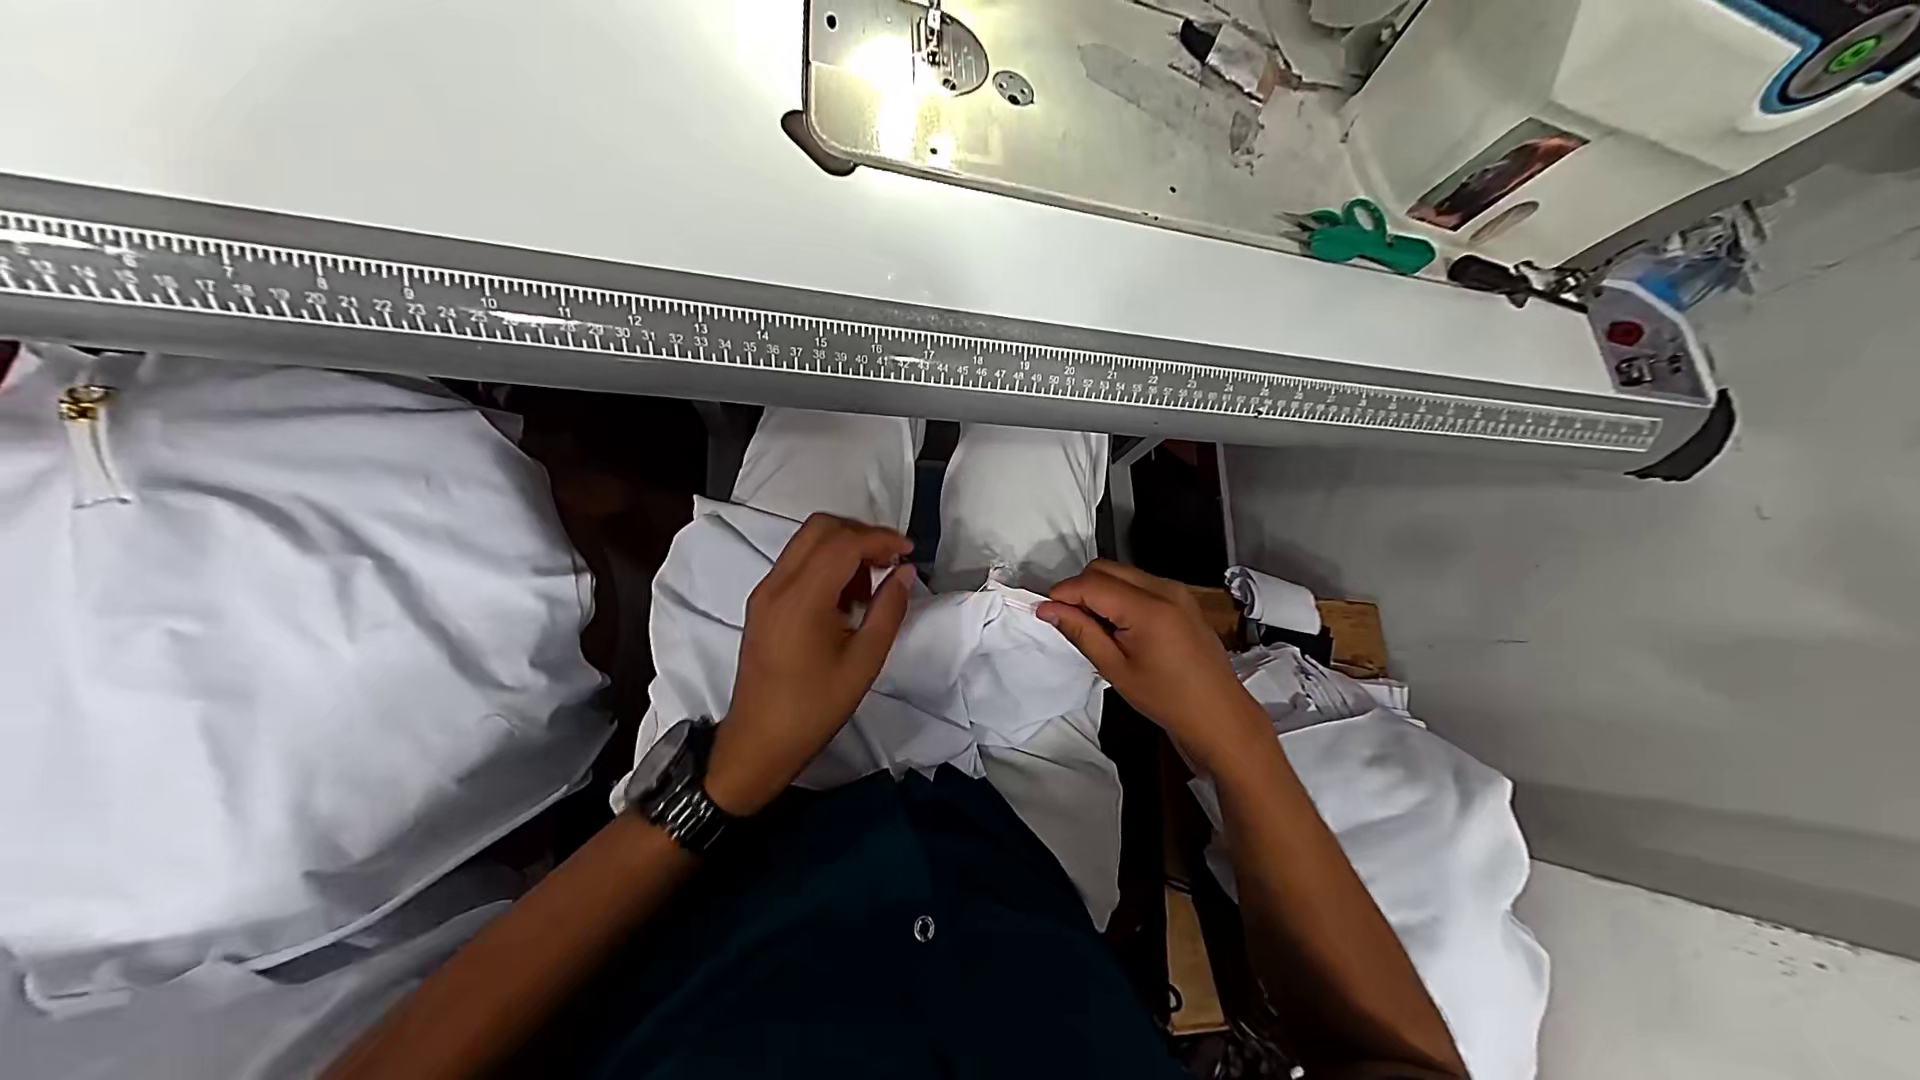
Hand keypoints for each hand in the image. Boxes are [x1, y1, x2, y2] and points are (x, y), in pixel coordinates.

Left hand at [707, 513, 914, 814]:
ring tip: (871, 586)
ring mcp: (764, 592)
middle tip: (891, 561)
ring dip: (843, 548)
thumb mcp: (864, 661)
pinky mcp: (762, 604)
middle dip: (861, 534)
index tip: (909, 552)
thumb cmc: (814, 708)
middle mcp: (776, 585)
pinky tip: (846, 598)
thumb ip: (888, 609)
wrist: (758, 743)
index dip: (881, 539)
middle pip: (821, 528)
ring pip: (807, 542)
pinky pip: (796, 564)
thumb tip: (905, 572)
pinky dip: (826, 564)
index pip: (843, 542)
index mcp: (800, 599)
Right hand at [1038, 560, 1270, 775]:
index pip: (1091, 583)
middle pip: (1104, 568)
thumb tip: (1049, 610)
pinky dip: (1119, 593)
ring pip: (1121, 572)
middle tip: (1069, 621)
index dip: (1062, 594)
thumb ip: (1081, 631)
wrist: (1218, 714)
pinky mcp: (1181, 597)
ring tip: (1095, 627)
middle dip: (1079, 588)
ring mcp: (1176, 590)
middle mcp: (1164, 589)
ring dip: (1099, 590)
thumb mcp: (1115, 668)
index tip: (1046, 612)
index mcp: (1148, 609)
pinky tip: (1117, 625)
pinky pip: (1139, 581)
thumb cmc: (1168, 699)